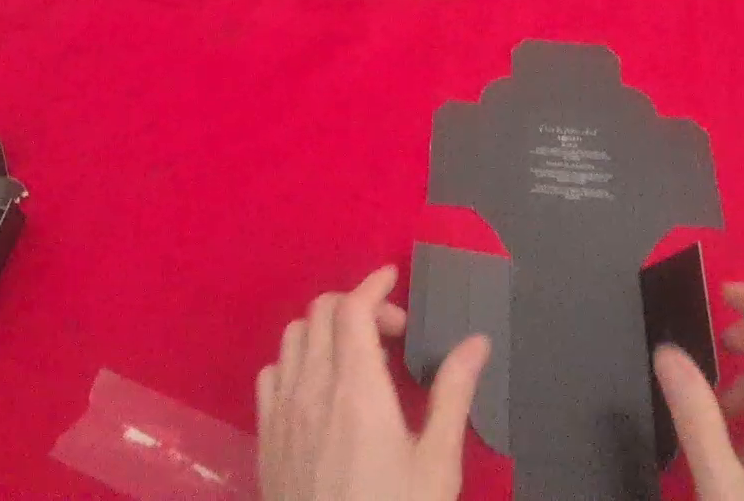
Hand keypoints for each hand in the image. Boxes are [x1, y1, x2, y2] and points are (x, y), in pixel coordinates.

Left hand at [257, 266, 490, 500]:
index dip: (373, 285)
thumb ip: (453, 394)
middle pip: (321, 313)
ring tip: (355, 356)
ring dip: (324, 330)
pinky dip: (294, 361)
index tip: (393, 279)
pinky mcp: (265, 438)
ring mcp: (282, 413)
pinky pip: (270, 374)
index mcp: (356, 388)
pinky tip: (316, 387)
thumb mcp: (436, 465)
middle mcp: (311, 388)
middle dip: (357, 306)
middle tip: (390, 334)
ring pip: (292, 337)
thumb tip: (477, 341)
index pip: (352, 309)